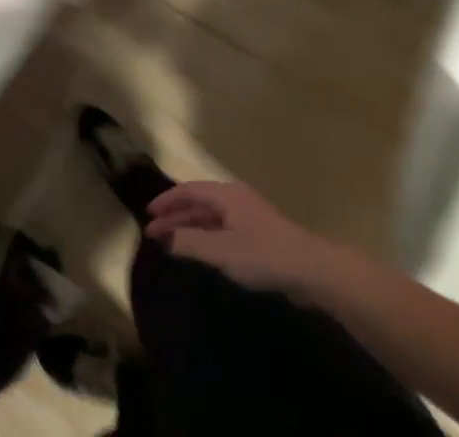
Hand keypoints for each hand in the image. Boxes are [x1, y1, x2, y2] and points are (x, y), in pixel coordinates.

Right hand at [144, 181, 332, 293]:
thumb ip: (190, 242)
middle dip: (175, 216)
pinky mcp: (259, 237)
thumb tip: (166, 236)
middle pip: (200, 202)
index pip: (190, 190)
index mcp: (228, 196)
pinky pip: (223, 230)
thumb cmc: (263, 255)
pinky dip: (205, 237)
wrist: (310, 269)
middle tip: (152, 233)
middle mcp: (237, 200)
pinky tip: (200, 252)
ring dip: (190, 227)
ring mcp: (250, 218)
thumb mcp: (220, 250)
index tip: (147, 214)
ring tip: (170, 243)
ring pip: (212, 217)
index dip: (167, 201)